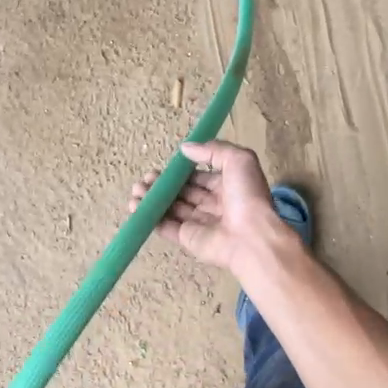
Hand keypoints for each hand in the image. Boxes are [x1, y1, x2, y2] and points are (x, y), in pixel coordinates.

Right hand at [129, 140, 303, 275]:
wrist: (251, 236)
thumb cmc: (247, 195)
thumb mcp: (239, 159)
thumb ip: (212, 150)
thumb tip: (185, 148)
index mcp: (226, 186)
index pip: (198, 177)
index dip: (179, 172)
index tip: (162, 167)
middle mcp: (213, 204)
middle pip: (182, 192)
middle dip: (162, 185)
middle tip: (144, 180)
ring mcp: (199, 223)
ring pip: (171, 208)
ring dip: (152, 199)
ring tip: (135, 191)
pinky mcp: (188, 239)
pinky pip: (166, 226)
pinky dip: (150, 217)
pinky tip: (136, 207)